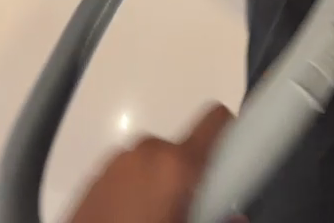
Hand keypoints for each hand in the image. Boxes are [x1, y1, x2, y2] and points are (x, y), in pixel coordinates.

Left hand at [67, 105, 235, 222]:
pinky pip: (132, 174)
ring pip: (160, 164)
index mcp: (176, 165)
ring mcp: (116, 160)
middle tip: (192, 215)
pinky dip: (139, 193)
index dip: (238, 139)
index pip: (219, 120)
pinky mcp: (92, 176)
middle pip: (190, 149)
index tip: (240, 168)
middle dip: (197, 179)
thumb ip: (219, 218)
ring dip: (166, 188)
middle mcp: (148, 150)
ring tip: (158, 222)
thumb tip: (236, 215)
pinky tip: (132, 222)